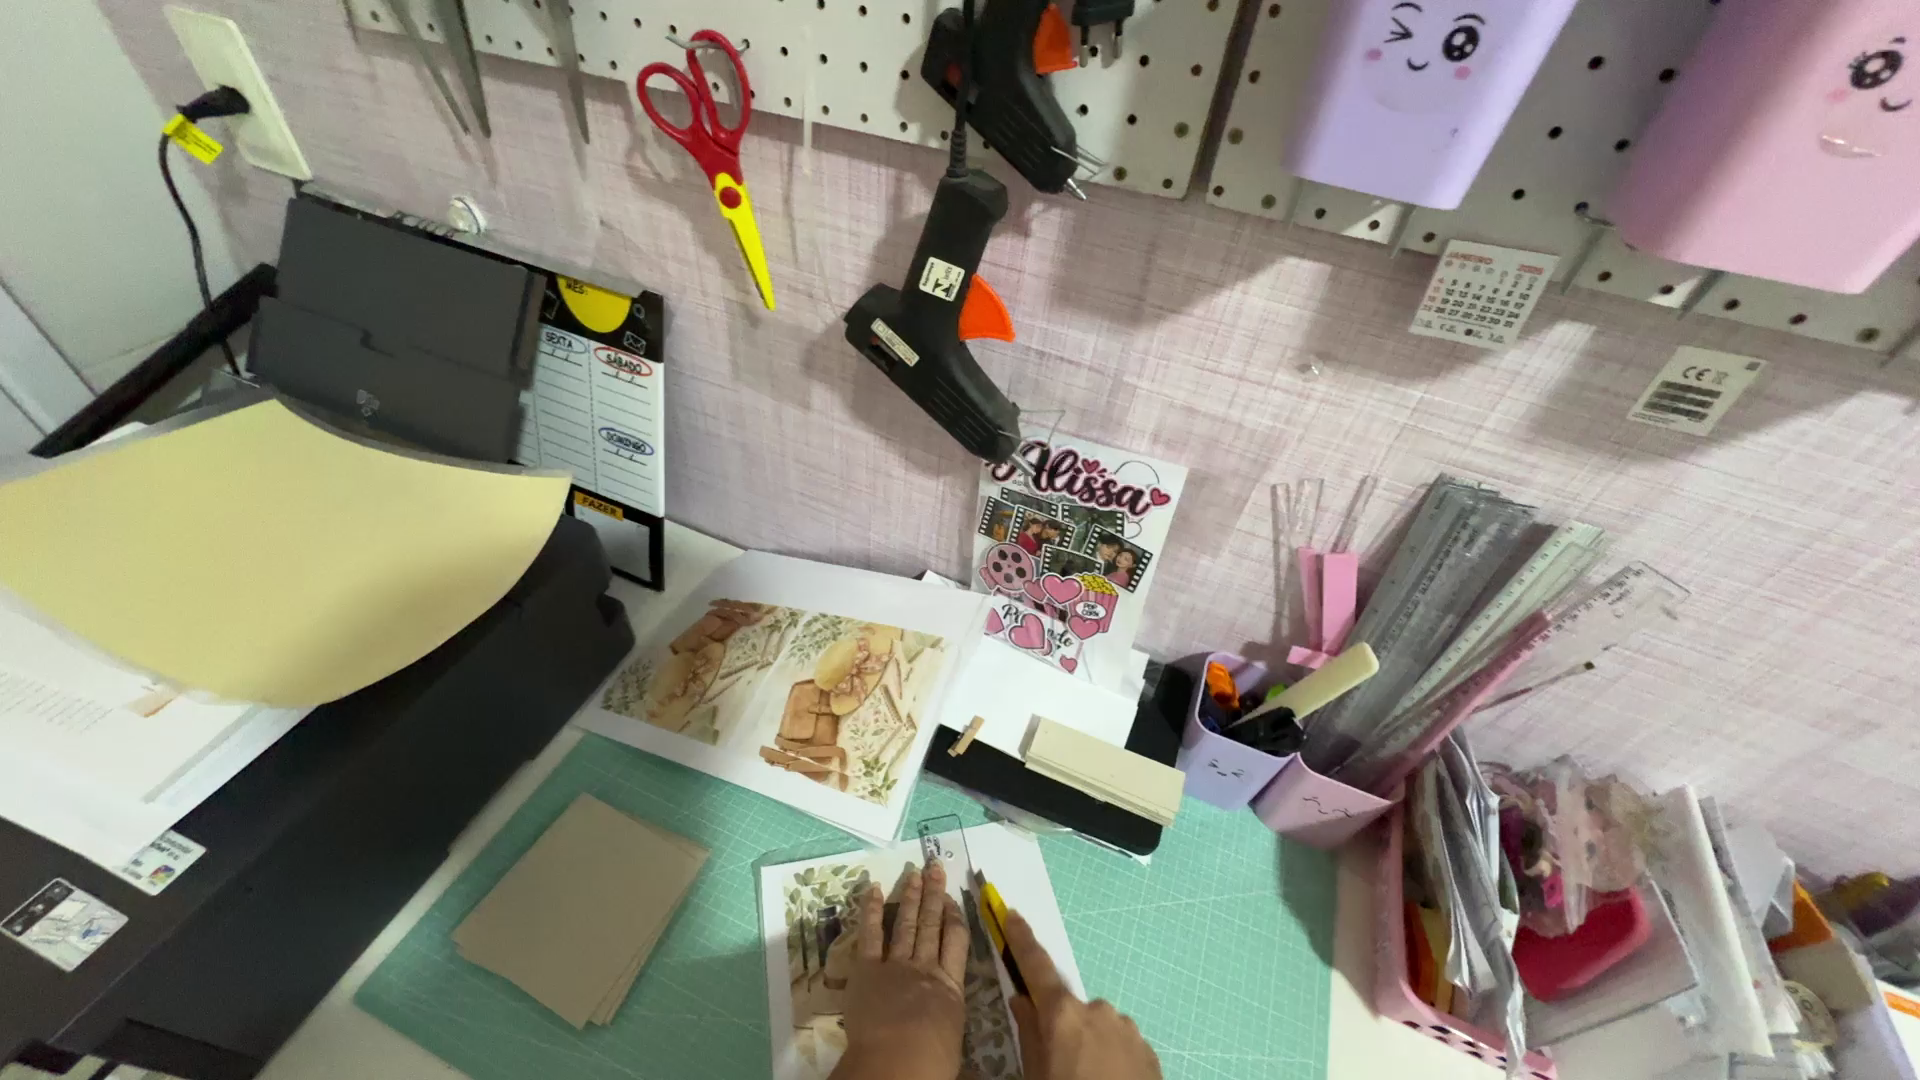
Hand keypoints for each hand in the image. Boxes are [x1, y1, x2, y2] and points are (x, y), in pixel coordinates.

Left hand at [830, 858, 970, 1079]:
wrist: (893, 1066)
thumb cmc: (929, 1068)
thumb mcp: (954, 1050)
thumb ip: (957, 1032)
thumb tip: (977, 1059)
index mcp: (950, 989)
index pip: (958, 942)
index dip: (955, 917)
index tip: (953, 900)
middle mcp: (926, 969)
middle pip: (933, 924)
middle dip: (935, 894)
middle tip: (935, 867)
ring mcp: (896, 965)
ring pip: (906, 923)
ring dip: (911, 896)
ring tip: (914, 872)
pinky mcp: (867, 970)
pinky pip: (870, 935)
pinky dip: (872, 910)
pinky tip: (873, 889)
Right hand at [1004, 909, 1161, 1079]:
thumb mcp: (1035, 1077)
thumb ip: (1029, 1035)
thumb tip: (1022, 1000)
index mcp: (1062, 1015)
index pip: (1036, 966)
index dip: (1022, 938)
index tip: (1012, 912)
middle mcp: (1096, 1010)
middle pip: (1069, 1010)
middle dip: (1062, 1030)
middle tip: (1059, 1067)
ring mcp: (1126, 1028)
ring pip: (1097, 1029)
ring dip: (1090, 1048)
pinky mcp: (1148, 1049)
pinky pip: (1121, 1045)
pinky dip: (1112, 1060)